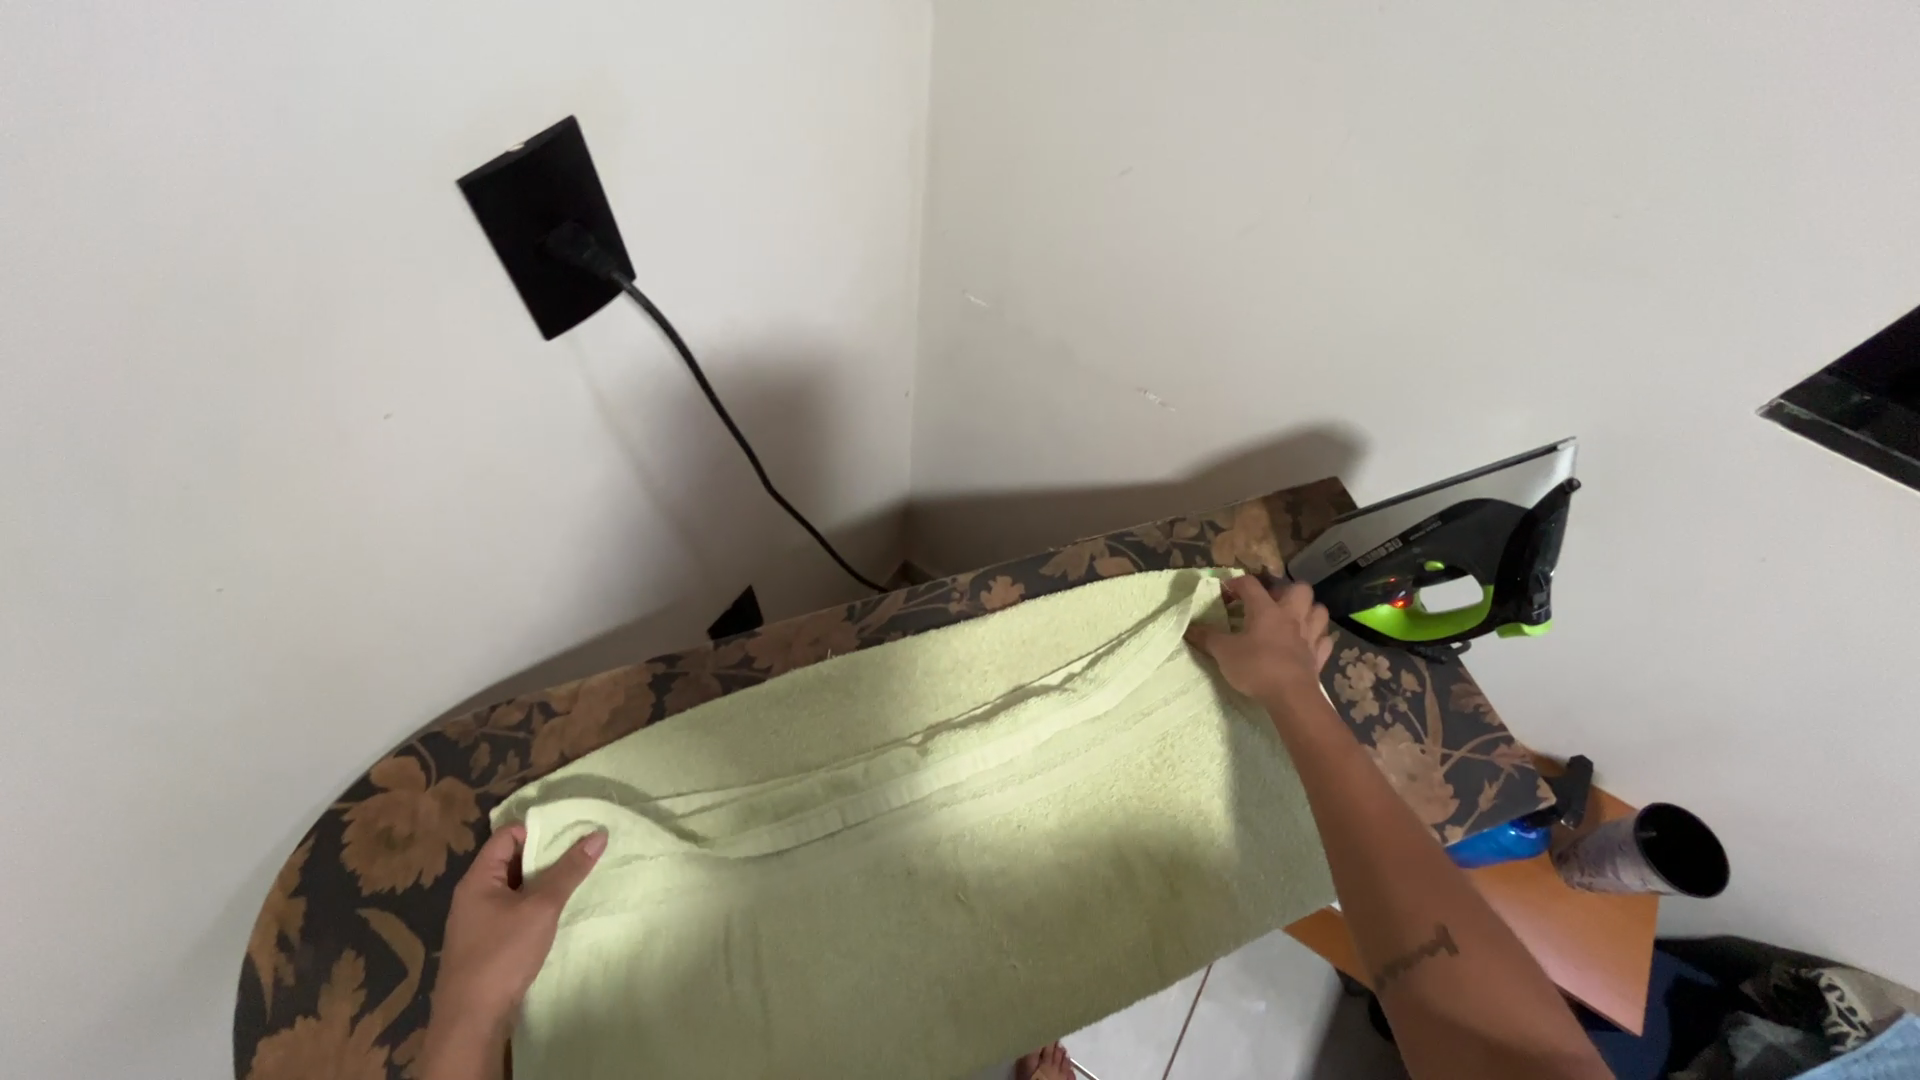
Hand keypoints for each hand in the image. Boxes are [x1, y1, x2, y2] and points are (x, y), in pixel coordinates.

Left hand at [419, 823, 605, 1075]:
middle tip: (584, 849)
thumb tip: (598, 834)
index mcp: (479, 879)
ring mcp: (478, 919)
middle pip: (513, 859)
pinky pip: (514, 908)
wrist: (471, 1020)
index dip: (539, 828)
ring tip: (579, 875)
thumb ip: (569, 870)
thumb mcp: (541, 907)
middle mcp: (474, 894)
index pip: (508, 835)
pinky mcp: (487, 941)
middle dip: (548, 854)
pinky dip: (536, 903)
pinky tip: (559, 909)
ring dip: (544, 881)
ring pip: (516, 886)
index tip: (573, 829)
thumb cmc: (502, 954)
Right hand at [1186, 576, 1333, 706]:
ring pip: (1318, 610)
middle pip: (1299, 588)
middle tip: (1270, 603)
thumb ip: (1206, 637)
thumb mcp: (1223, 652)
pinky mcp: (1319, 655)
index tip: (1226, 593)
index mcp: (1266, 610)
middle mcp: (1291, 616)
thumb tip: (1189, 627)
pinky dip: (1317, 637)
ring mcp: (1309, 635)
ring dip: (1308, 610)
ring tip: (1292, 619)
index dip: (1236, 584)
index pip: (1250, 584)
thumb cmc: (1256, 667)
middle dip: (1286, 591)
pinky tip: (1306, 642)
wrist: (1291, 696)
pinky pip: (1324, 638)